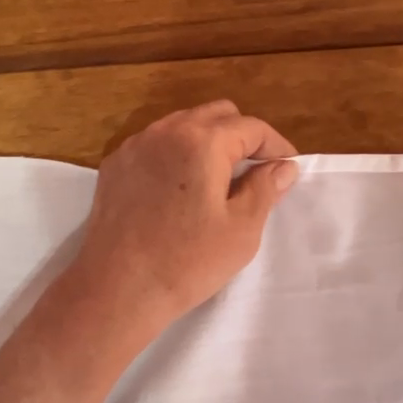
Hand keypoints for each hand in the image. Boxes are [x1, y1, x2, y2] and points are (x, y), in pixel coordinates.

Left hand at [69, 101, 299, 326]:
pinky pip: (154, 145)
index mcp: (202, 141)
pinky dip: (175, 155)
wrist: (117, 287)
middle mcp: (166, 131)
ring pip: (182, 124)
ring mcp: (135, 145)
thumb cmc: (187, 261)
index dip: (275, 145)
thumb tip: (283, 166)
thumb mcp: (241, 229)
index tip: (287, 166)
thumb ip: (265, 189)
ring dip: (207, 141)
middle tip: (255, 171)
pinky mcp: (115, 164)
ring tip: (218, 179)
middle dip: (241, 135)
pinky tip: (178, 190)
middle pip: (216, 115)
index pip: (250, 127)